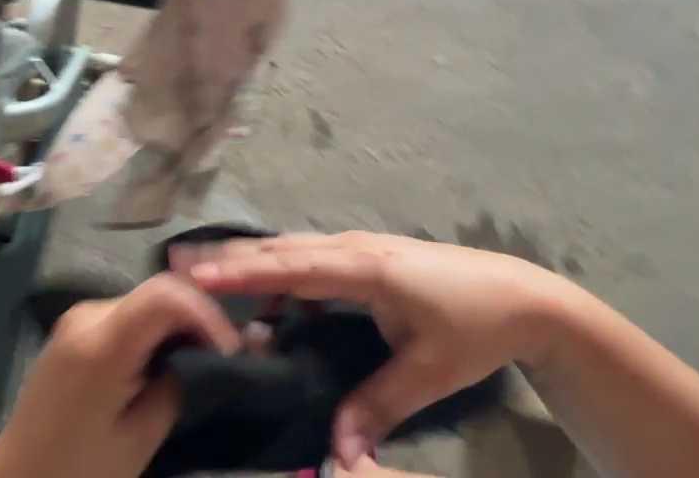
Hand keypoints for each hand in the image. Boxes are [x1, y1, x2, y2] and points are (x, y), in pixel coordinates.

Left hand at [0, 273, 239, 477]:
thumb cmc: (77, 471)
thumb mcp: (137, 439)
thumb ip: (175, 389)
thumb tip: (205, 359)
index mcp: (102, 342)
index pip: (165, 295)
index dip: (206, 314)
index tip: (230, 350)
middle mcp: (88, 314)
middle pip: (156, 292)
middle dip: (196, 317)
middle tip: (227, 355)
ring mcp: (77, 317)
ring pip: (143, 300)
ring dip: (176, 322)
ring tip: (204, 357)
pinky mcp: (74, 328)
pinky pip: (126, 314)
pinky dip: (153, 328)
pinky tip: (167, 358)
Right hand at [179, 231, 576, 467]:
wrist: (521, 294)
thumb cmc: (475, 328)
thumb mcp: (430, 371)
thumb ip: (380, 405)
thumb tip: (336, 451)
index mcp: (365, 269)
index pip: (294, 269)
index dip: (245, 273)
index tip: (198, 276)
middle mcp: (352, 248)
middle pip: (281, 249)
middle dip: (229, 255)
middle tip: (176, 260)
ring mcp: (357, 247)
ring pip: (291, 249)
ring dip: (248, 256)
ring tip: (201, 264)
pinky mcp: (362, 256)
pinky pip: (308, 257)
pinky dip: (276, 266)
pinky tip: (260, 286)